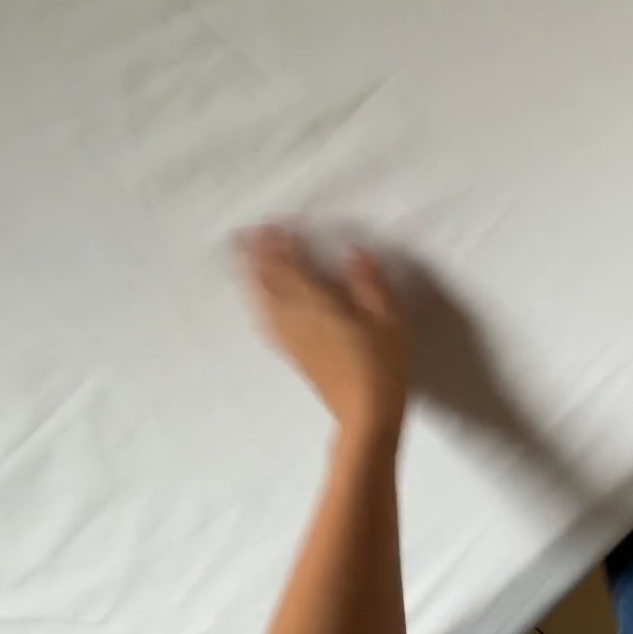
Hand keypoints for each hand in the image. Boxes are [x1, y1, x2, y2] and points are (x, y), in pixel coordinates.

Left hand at [241, 225, 410, 442]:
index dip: (284, 245)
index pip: (295, 267)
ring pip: (263, 299)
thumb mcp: (390, 318)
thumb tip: (354, 252)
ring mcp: (290, 337)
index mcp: (320, 305)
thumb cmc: (385, 362)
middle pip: (270, 281)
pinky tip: (257, 296)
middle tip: (246, 232)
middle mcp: (296, 318)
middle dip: (257, 255)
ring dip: (251, 274)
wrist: (366, 411)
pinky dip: (257, 299)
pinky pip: (265, 317)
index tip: (276, 223)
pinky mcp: (292, 351)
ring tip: (242, 255)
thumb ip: (370, 283)